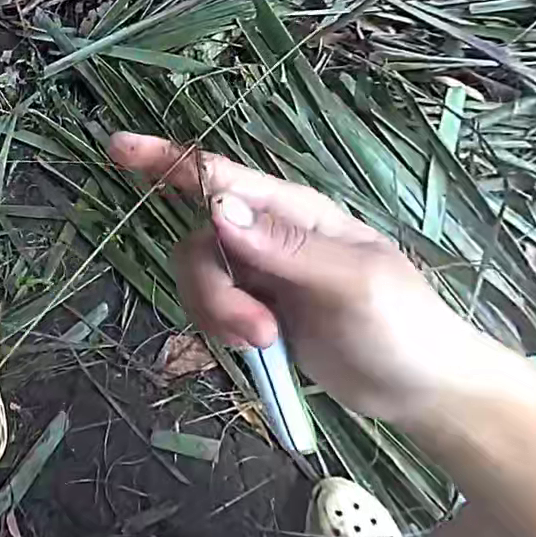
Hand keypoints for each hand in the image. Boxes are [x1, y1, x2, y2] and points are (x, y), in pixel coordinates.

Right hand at [108, 132, 535, 428]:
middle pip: (199, 242)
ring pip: (200, 279)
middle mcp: (265, 234)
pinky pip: (211, 308)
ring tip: (266, 344)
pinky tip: (262, 349)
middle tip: (256, 333)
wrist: (418, 389)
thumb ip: (284, 247)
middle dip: (212, 290)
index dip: (166, 160)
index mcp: (292, 212)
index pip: (219, 176)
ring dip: (219, 315)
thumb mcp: (353, 282)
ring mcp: (257, 272)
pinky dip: (223, 330)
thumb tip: (215, 210)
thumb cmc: (402, 325)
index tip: (117, 147)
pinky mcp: (253, 307)